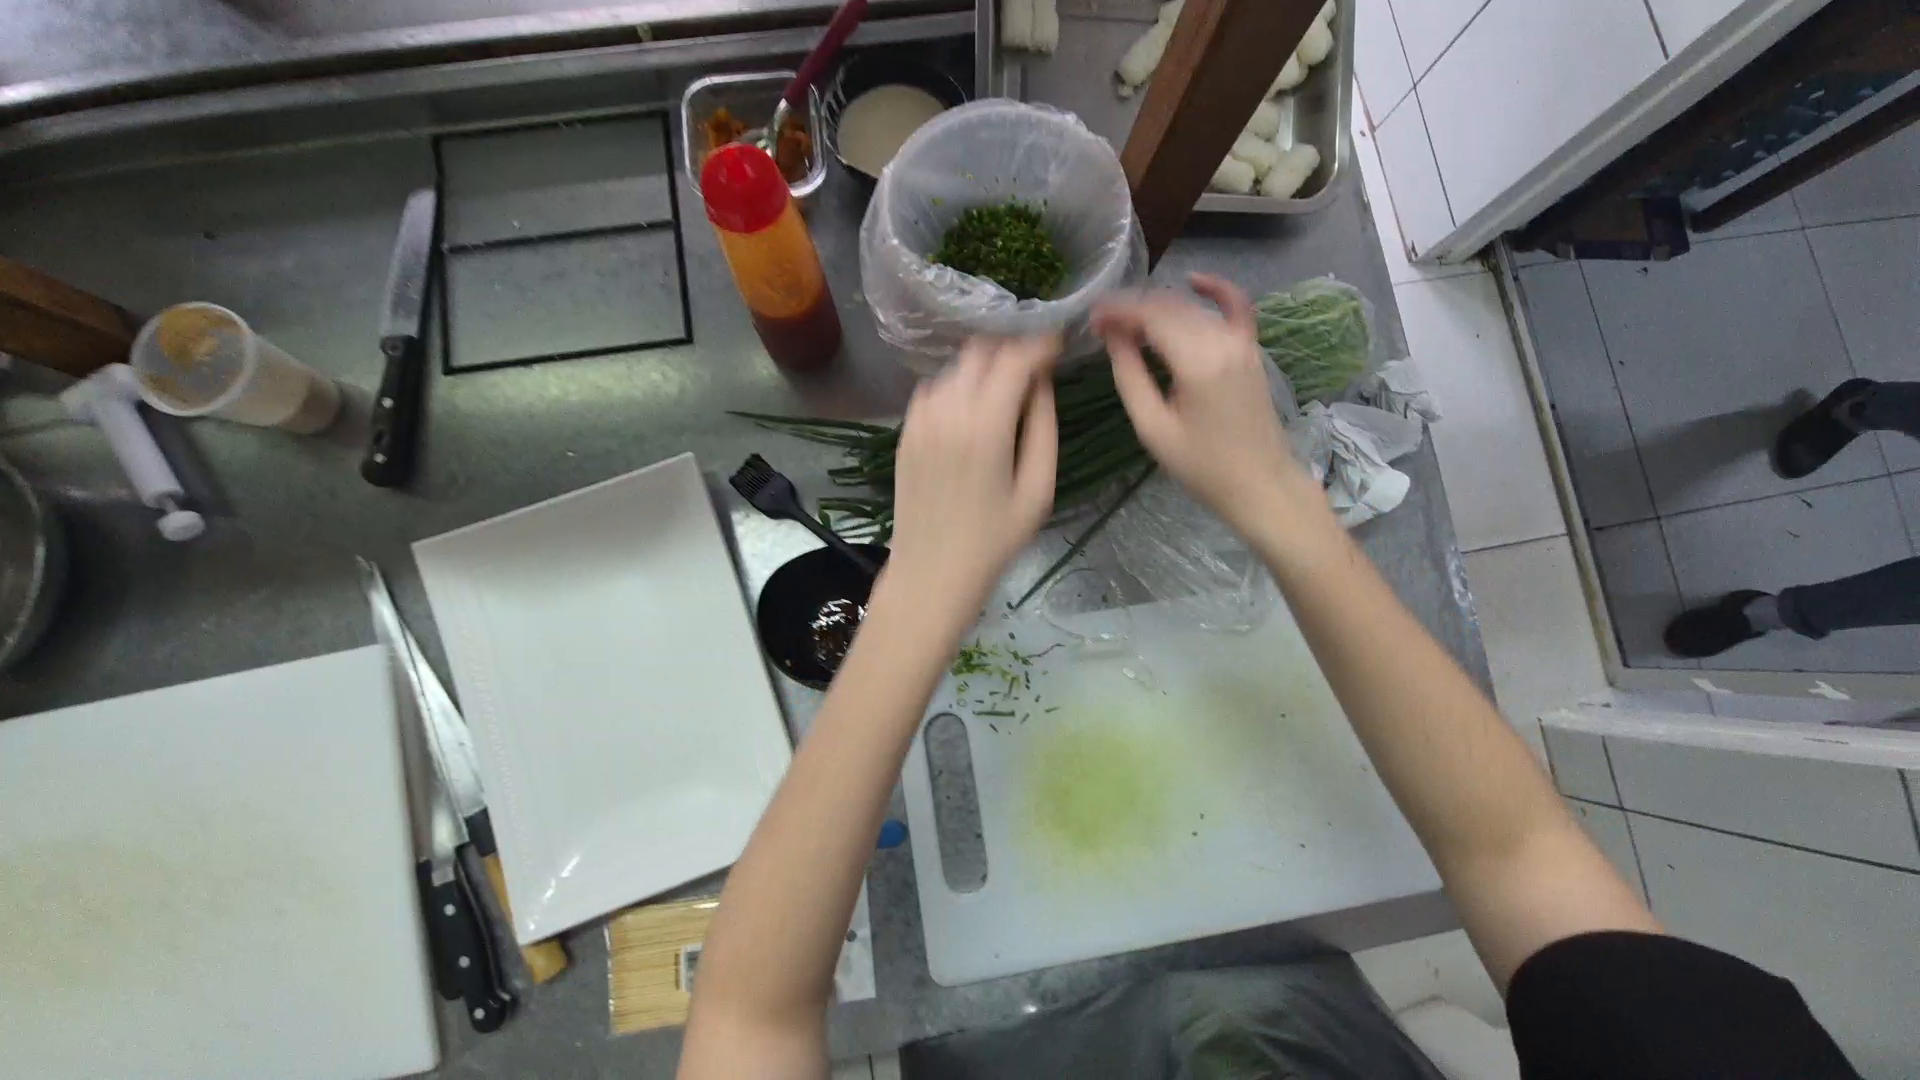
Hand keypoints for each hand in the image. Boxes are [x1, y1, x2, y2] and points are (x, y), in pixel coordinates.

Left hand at [884, 335, 1059, 620]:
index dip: (1040, 345)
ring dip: (982, 368)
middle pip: (980, 353)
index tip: (1058, 345)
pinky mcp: (906, 433)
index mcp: (986, 426)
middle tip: (1034, 366)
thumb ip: (1043, 428)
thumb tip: (1043, 383)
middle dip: (1010, 350)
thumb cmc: (994, 541)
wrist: (931, 572)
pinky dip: (955, 387)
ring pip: (954, 368)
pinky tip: (970, 409)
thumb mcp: (1038, 490)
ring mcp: (920, 420)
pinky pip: (932, 390)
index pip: (1014, 360)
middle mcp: (947, 412)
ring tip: (1005, 388)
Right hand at [1092, 273, 1312, 537]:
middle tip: (1101, 323)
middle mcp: (1222, 341)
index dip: (1118, 312)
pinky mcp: (1251, 350)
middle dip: (1132, 308)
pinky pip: (1235, 308)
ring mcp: (1242, 342)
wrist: (1259, 484)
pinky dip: (1216, 290)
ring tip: (1127, 320)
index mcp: (1197, 361)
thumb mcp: (1153, 428)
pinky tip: (1194, 281)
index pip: (1150, 317)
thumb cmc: (1202, 466)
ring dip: (1158, 306)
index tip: (1091, 319)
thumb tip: (1112, 337)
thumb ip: (1130, 376)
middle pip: (1170, 307)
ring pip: (1193, 308)